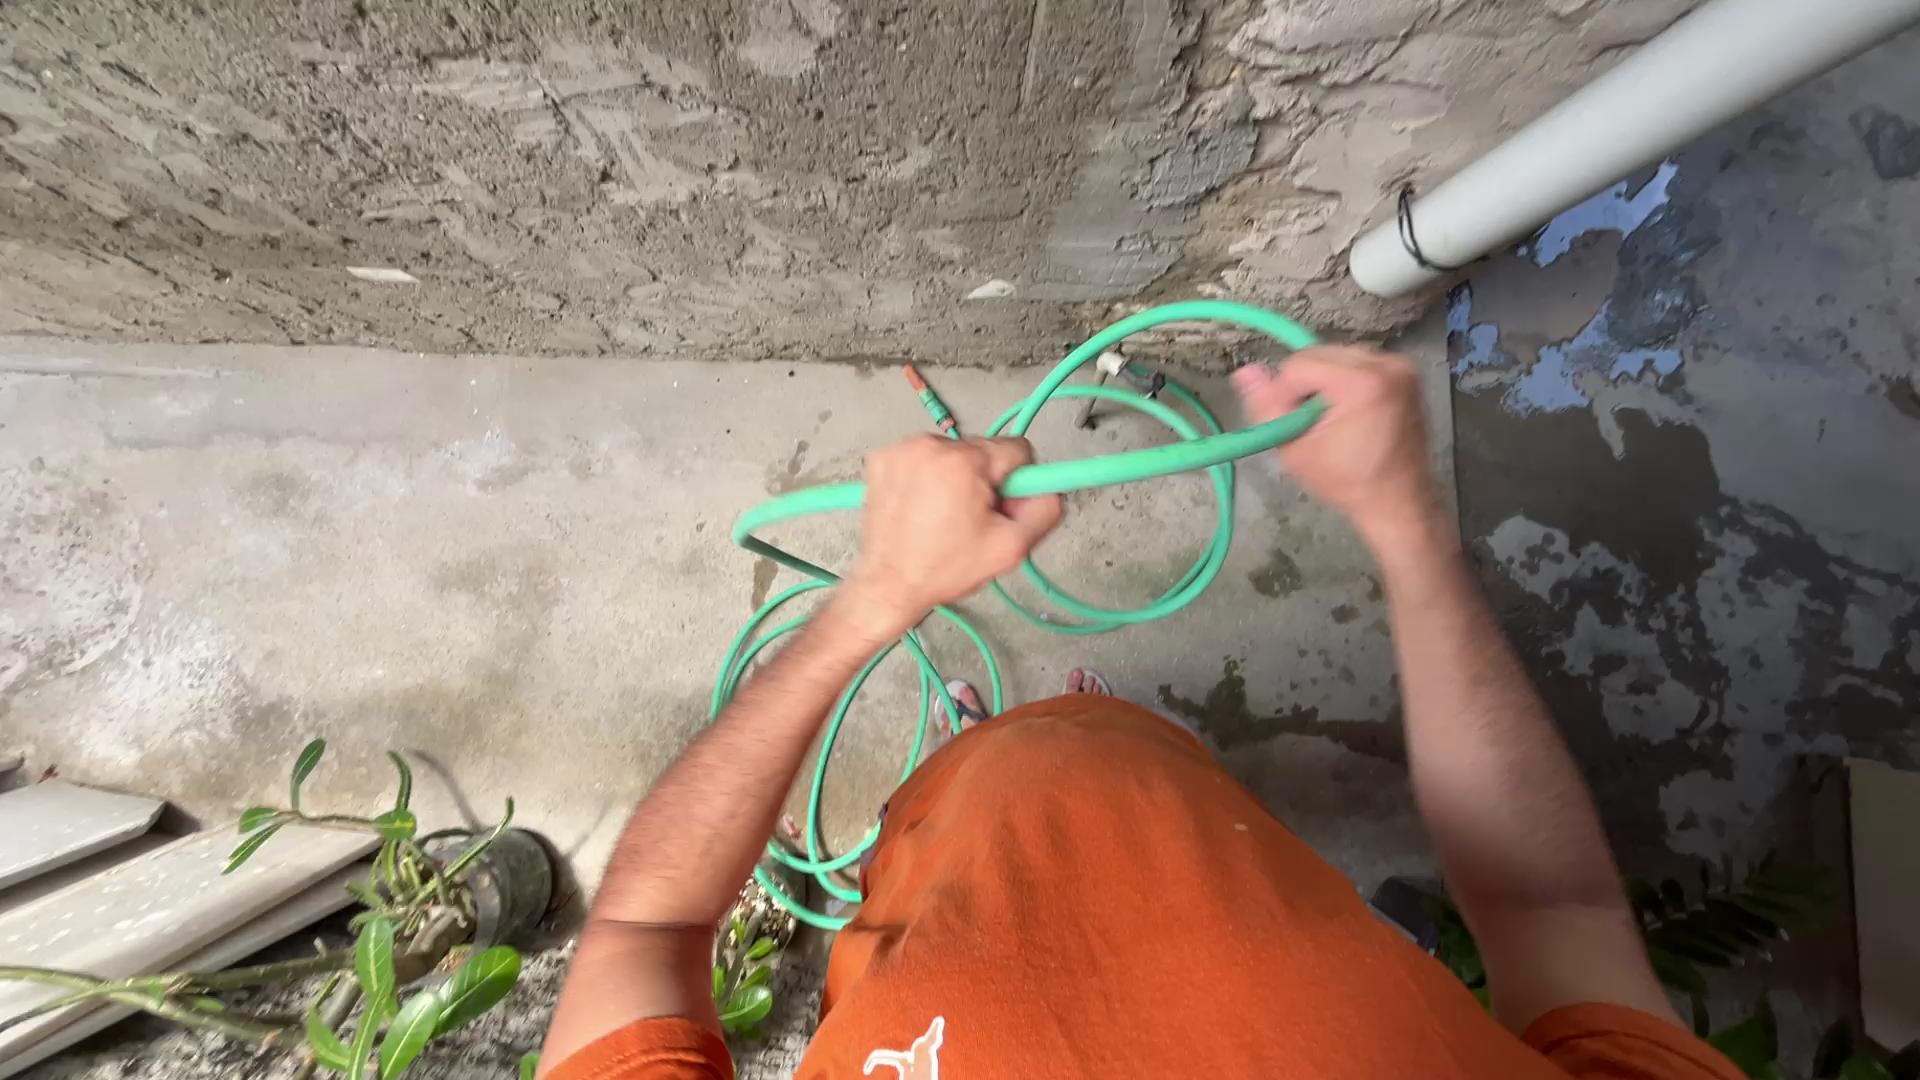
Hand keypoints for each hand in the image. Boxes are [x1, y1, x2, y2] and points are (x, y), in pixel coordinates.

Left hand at [842, 435, 1063, 631]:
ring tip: (942, 517)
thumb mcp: (1010, 549)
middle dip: (984, 481)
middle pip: (982, 451)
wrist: (888, 585)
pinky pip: (922, 458)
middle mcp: (931, 444)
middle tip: (970, 520)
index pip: (1016, 449)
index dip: (1017, 482)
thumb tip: (1050, 489)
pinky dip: (926, 477)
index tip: (1000, 508)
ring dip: (954, 478)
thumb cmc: (944, 569)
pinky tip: (921, 508)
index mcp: (964, 461)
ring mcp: (901, 449)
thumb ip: (1044, 512)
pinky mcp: (881, 458)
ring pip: (952, 454)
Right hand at [1232, 346, 1438, 545]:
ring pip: (1335, 356)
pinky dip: (1343, 381)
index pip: (1297, 365)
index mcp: (1362, 381)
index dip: (1285, 394)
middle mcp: (1386, 363)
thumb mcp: (1293, 449)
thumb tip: (1244, 371)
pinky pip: (1356, 363)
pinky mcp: (1405, 372)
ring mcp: (1400, 366)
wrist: (1396, 500)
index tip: (1296, 425)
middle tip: (1311, 423)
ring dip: (1322, 382)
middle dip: (1305, 385)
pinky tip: (1347, 412)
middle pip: (1318, 354)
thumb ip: (1266, 406)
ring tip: (1330, 419)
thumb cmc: (1344, 480)